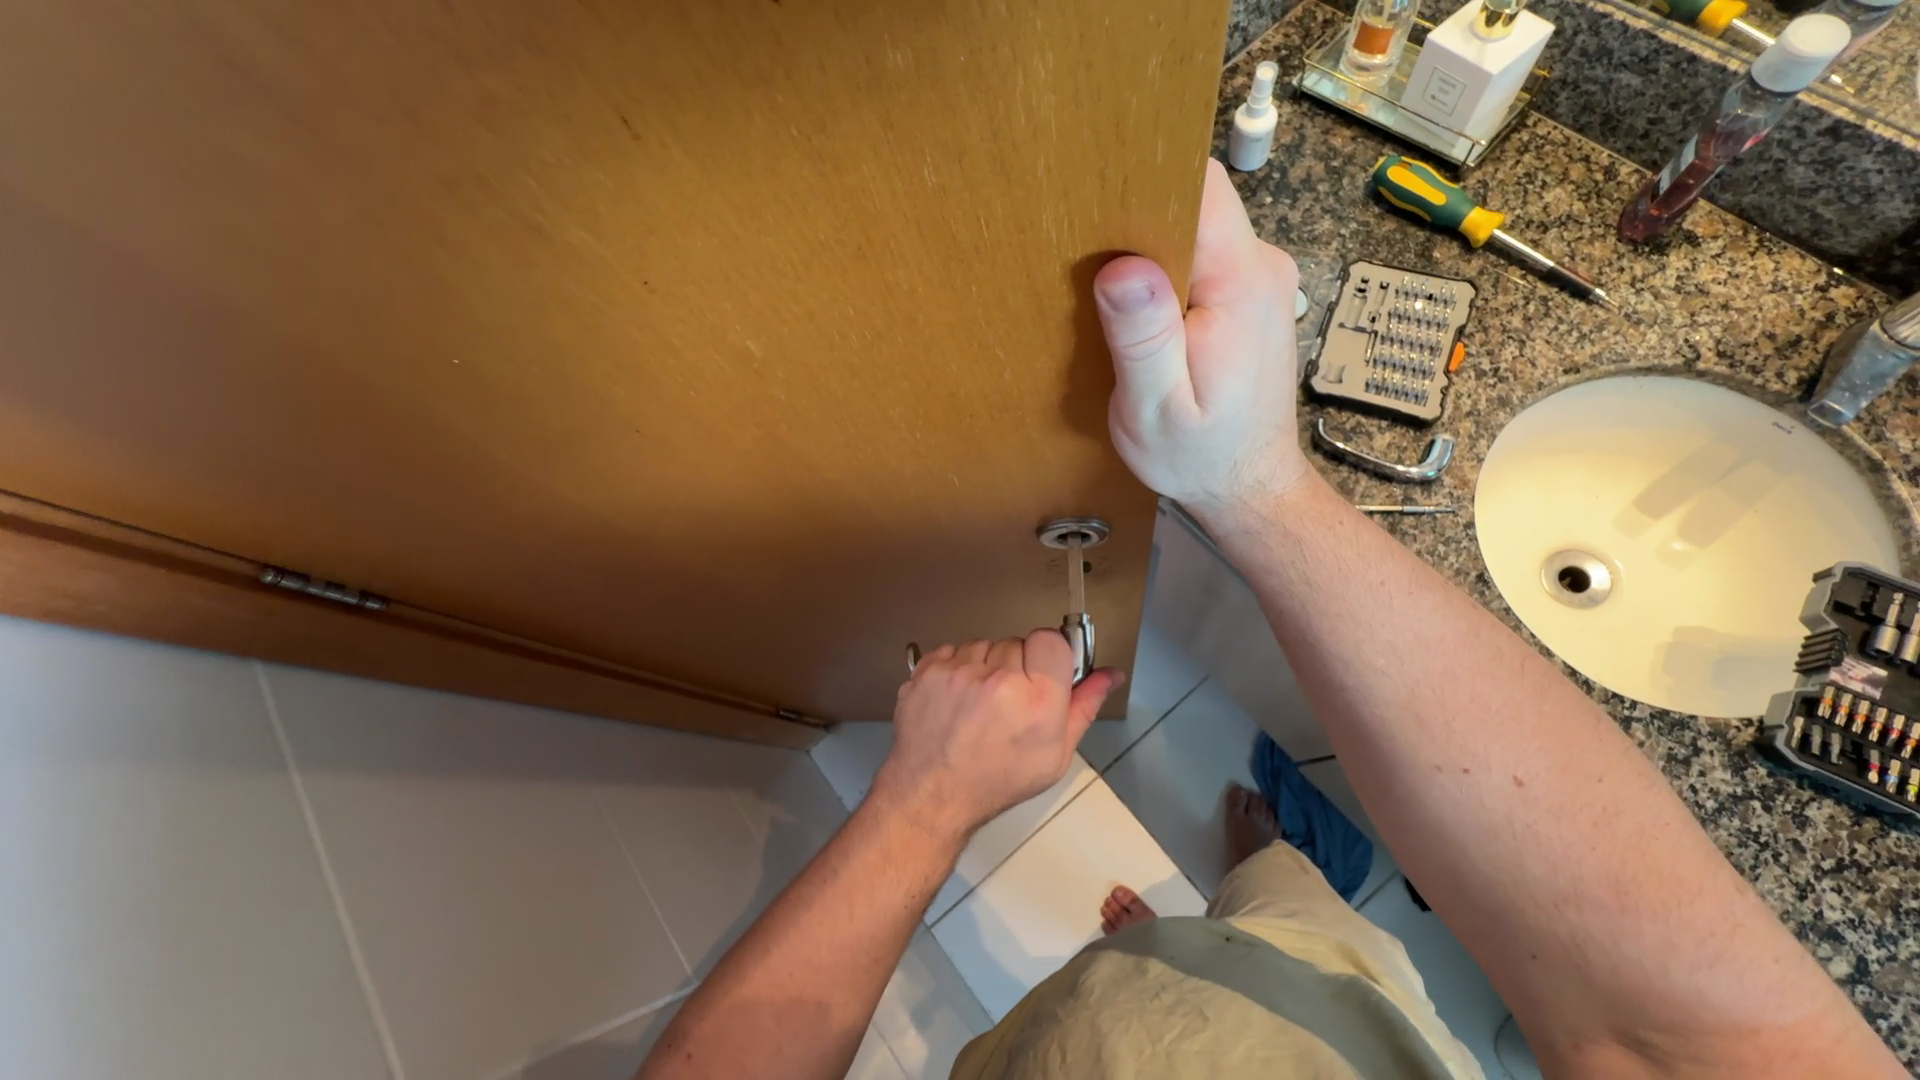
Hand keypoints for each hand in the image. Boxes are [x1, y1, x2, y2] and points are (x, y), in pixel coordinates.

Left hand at [873, 629, 1121, 841]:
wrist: (932, 794)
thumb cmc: (999, 780)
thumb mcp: (1055, 755)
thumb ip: (1084, 707)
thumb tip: (1112, 674)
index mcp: (1038, 700)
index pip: (1051, 640)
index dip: (1048, 656)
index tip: (1041, 675)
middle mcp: (999, 678)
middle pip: (1017, 643)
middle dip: (1017, 666)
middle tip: (1008, 701)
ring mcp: (959, 672)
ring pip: (984, 645)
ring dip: (985, 666)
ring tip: (979, 703)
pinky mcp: (928, 670)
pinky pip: (953, 651)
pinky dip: (956, 668)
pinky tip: (956, 700)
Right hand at [1093, 158, 1308, 513]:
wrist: (1248, 486)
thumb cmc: (1200, 456)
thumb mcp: (1156, 409)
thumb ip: (1143, 339)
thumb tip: (1120, 268)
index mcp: (1241, 282)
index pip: (1199, 186)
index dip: (1144, 179)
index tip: (1094, 198)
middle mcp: (1260, 266)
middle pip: (1193, 201)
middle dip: (1135, 219)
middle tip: (1085, 256)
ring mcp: (1258, 279)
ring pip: (1194, 229)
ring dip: (1147, 250)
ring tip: (1106, 288)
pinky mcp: (1247, 296)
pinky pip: (1200, 258)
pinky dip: (1164, 273)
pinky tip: (1138, 312)